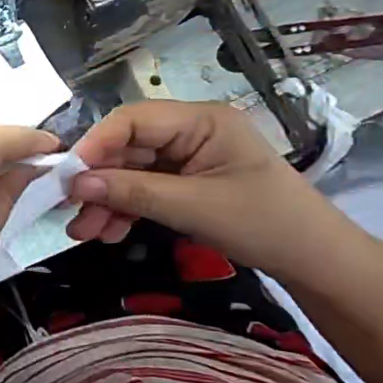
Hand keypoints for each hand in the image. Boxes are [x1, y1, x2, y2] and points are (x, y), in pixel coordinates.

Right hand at [65, 100, 351, 277]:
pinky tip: (107, 232)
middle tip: (70, 211)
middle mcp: (190, 132)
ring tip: (84, 232)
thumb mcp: (194, 208)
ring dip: (106, 200)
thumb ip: (133, 192)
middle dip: (98, 181)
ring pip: (131, 172)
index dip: (96, 144)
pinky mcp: (186, 183)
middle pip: (127, 148)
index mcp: (201, 120)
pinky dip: (125, 210)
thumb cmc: (265, 224)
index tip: (67, 175)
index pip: (133, 120)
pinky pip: (144, 190)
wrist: (315, 262)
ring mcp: (187, 158)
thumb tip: (77, 184)